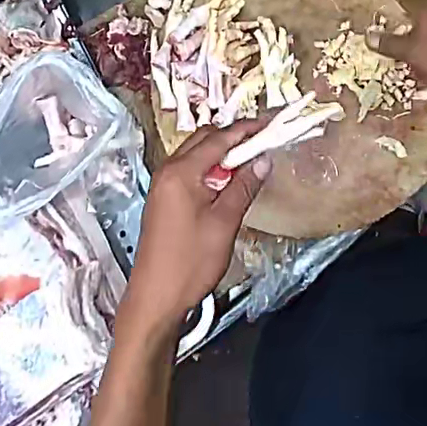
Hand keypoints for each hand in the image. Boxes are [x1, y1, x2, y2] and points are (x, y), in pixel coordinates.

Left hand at [122, 119, 271, 334]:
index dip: (247, 130)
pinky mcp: (165, 200)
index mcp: (180, 173)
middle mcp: (168, 172)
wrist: (156, 300)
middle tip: (263, 144)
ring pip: (198, 155)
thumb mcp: (225, 221)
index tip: (270, 125)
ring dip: (224, 155)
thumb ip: (244, 185)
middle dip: (234, 138)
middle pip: (204, 139)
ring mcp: (163, 186)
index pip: (218, 138)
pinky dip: (212, 170)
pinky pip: (192, 171)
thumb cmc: (190, 262)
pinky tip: (231, 184)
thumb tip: (263, 160)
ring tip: (252, 164)